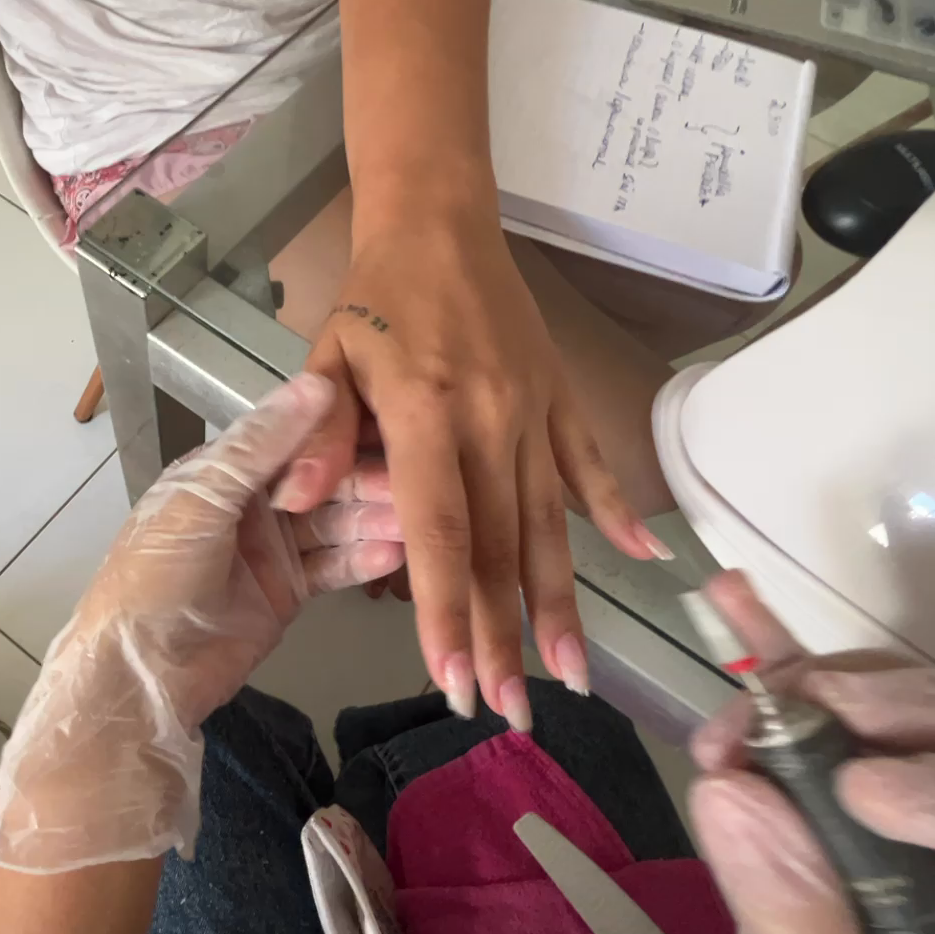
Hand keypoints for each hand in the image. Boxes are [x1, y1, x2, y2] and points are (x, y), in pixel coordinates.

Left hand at [0, 374, 405, 872]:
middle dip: (368, 482)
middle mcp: (252, 501)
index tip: (396, 423)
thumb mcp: (204, 499)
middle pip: (321, 482)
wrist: (142, 674)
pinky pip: (332, 567)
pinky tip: (397, 555)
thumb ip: (262, 445)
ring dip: (374, 521)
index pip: (293, 438)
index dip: (341, 432)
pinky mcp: (288, 590)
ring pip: (334, 523)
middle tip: (424, 483)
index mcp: (224, 469)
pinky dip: (362, 561)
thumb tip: (320, 380)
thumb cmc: (159, 574)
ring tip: (423, 522)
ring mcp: (272, 548)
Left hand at [272, 212, 664, 729]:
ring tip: (574, 671)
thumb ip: (316, 430)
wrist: (439, 223)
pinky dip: (611, 509)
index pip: (439, 531)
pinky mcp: (559, 396)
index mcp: (427, 414)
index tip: (456, 681)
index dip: (448, 610)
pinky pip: (588, 461)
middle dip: (504, 634)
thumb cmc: (374, 295)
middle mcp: (491, 422)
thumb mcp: (329, 354)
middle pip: (499, 545)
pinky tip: (635, 558)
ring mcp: (534, 411)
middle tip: (516, 709)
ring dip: (560, 601)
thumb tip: (299, 503)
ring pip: (550, 521)